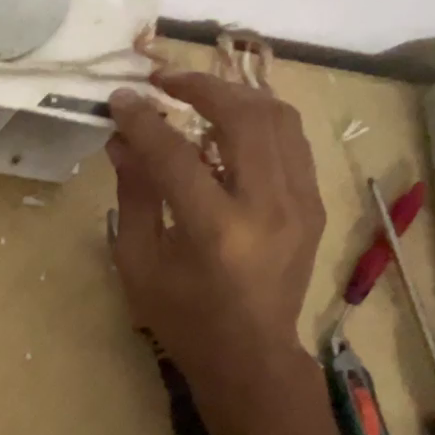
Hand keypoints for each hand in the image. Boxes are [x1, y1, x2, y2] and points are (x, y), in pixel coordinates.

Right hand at [107, 73, 324, 412]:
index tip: (120, 98)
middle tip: (163, 81)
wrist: (249, 353)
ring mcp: (301, 203)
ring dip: (236, 96)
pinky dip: (258, 121)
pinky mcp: (314, 204)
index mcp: (216, 230)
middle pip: (245, 117)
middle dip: (202, 87)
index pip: (176, 153)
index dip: (143, 119)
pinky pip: (292, 142)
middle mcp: (268, 207)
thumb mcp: (139, 260)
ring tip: (197, 93)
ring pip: (280, 120)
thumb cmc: (181, 314)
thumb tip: (123, 141)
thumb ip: (134, 194)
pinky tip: (227, 124)